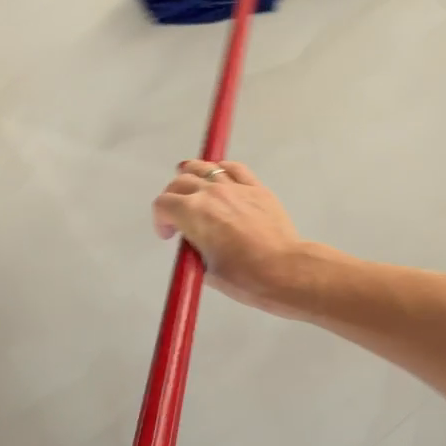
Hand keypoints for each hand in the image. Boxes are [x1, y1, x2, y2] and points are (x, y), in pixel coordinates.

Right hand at [152, 160, 339, 315]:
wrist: (285, 269)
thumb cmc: (243, 277)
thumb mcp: (205, 269)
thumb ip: (194, 249)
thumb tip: (196, 240)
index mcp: (193, 213)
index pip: (163, 205)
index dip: (160, 220)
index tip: (169, 236)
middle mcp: (210, 192)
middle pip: (180, 183)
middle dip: (173, 198)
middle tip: (179, 216)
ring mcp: (235, 187)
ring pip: (205, 168)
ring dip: (192, 176)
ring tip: (192, 186)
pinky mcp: (257, 187)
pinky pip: (234, 168)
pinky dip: (222, 170)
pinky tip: (220, 178)